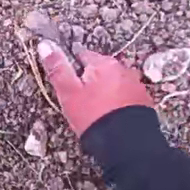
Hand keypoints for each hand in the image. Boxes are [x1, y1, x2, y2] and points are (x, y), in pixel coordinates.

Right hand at [39, 40, 155, 136]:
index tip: (69, 85)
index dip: (72, 71)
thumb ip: (57, 68)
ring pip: (114, 84)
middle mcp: (123, 69)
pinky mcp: (144, 102)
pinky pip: (126, 97)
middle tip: (81, 103)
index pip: (82, 56)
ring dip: (106, 93)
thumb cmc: (95, 117)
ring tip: (97, 113)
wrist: (126, 144)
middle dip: (91, 82)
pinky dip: (119, 104)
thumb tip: (45, 46)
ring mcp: (136, 85)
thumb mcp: (69, 93)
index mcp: (103, 63)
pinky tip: (111, 117)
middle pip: (100, 70)